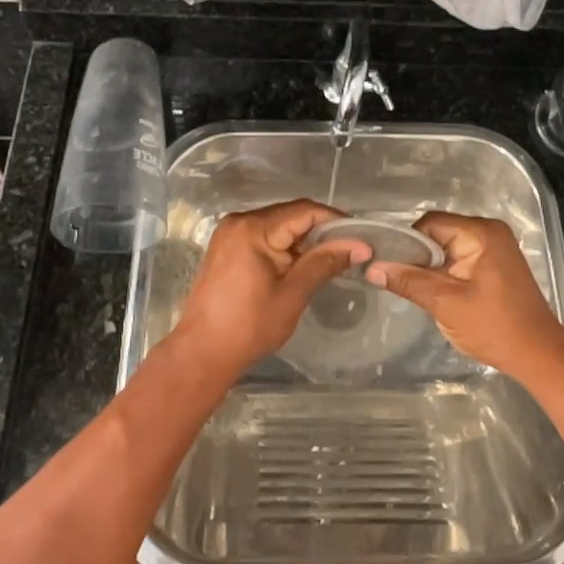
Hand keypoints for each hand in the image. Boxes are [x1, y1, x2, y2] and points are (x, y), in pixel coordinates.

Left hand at [170, 199, 370, 376]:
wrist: (203, 352)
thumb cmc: (249, 326)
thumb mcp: (293, 294)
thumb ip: (325, 262)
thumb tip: (360, 246)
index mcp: (253, 228)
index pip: (304, 211)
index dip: (336, 221)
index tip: (361, 237)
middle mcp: (238, 221)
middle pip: (290, 215)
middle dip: (321, 230)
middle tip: (349, 250)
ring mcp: (229, 233)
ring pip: (278, 225)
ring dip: (303, 240)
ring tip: (330, 259)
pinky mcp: (226, 247)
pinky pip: (263, 236)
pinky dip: (285, 246)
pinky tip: (300, 264)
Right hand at [366, 211, 563, 379]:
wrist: (538, 354)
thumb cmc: (493, 326)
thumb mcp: (445, 303)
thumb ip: (408, 281)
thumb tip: (371, 268)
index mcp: (480, 233)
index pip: (429, 224)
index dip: (405, 242)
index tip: (386, 265)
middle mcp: (489, 231)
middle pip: (438, 233)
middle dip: (417, 256)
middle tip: (396, 279)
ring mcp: (495, 247)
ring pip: (447, 247)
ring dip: (430, 266)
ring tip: (413, 287)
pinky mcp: (496, 264)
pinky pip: (460, 258)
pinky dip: (446, 272)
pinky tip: (436, 292)